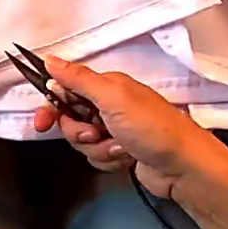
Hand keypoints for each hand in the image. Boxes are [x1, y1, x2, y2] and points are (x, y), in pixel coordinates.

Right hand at [32, 57, 227, 198]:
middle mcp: (108, 105)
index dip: (51, 108)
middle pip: (69, 119)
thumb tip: (49, 60)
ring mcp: (114, 129)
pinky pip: (94, 156)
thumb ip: (78, 79)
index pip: (64, 91)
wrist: (185, 168)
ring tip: (119, 147)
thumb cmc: (153, 129)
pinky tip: (125, 157)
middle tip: (93, 134)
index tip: (42, 123)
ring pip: (80, 140)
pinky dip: (107, 159)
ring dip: (96, 148)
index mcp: (106, 87)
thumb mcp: (112, 98)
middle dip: (77, 132)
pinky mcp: (118, 151)